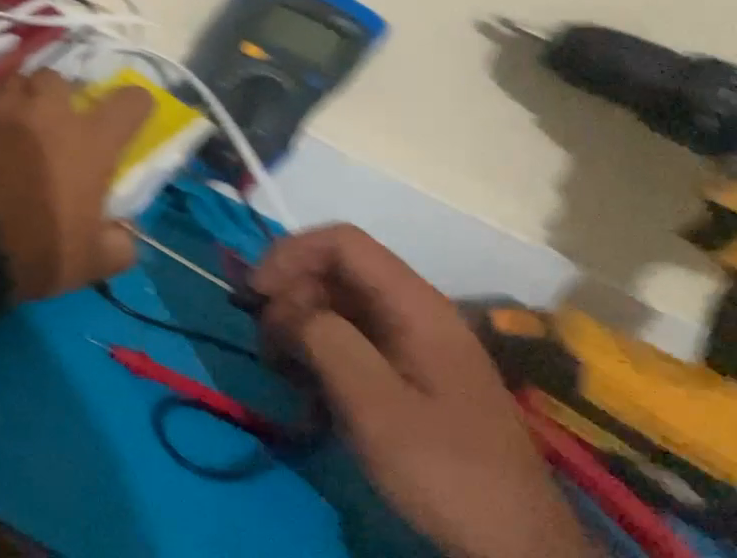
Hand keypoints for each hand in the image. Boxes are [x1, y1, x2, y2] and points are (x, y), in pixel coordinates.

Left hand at [0, 69, 152, 299]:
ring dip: (14, 97)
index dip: (132, 107)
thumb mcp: (90, 263)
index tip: (127, 117)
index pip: (129, 102)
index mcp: (89, 141)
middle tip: (49, 122)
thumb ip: (118, 242)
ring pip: (12, 81)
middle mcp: (46, 110)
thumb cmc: (32, 251)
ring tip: (5, 121)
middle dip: (56, 97)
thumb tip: (123, 232)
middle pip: (58, 80)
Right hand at [251, 226, 598, 557]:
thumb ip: (325, 338)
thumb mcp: (373, 403)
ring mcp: (412, 344)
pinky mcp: (405, 374)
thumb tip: (285, 306)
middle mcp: (415, 313)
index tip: (257, 297)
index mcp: (416, 307)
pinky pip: (346, 339)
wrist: (512, 544)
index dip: (289, 255)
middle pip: (332, 271)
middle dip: (288, 297)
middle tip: (269, 347)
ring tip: (283, 371)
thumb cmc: (443, 468)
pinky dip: (315, 352)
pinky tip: (306, 389)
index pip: (341, 241)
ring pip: (333, 305)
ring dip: (296, 327)